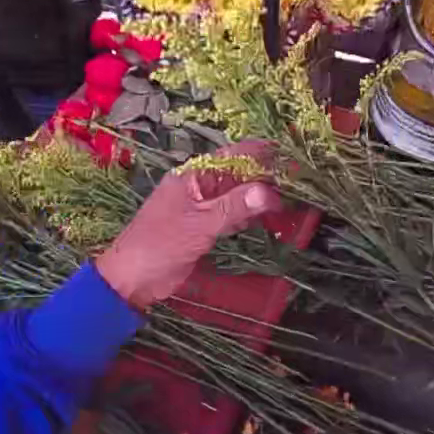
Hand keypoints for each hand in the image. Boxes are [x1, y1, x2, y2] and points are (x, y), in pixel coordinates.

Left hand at [93, 140, 282, 308]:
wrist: (131, 280)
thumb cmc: (160, 245)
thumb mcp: (200, 224)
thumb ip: (235, 206)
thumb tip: (270, 191)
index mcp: (194, 175)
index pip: (236, 155)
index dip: (265, 153)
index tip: (294, 156)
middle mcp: (201, 185)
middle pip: (242, 173)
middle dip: (269, 175)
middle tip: (302, 181)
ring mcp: (204, 206)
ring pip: (241, 194)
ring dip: (264, 196)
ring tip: (295, 197)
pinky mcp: (206, 226)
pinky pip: (235, 213)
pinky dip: (252, 214)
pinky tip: (271, 219)